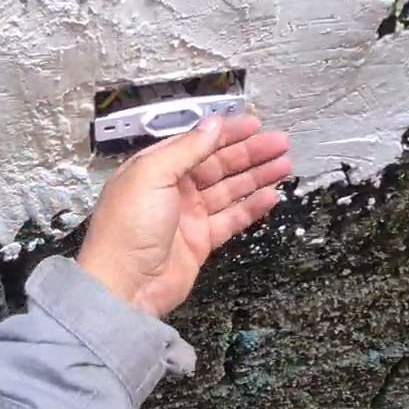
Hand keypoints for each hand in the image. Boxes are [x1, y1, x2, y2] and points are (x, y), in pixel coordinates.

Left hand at [76, 115, 291, 317]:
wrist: (125, 284)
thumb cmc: (128, 227)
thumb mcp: (152, 174)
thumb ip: (186, 148)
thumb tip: (212, 124)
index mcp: (155, 167)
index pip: (197, 143)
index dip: (226, 132)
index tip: (253, 124)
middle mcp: (172, 189)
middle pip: (217, 164)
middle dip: (249, 152)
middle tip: (279, 142)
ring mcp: (187, 216)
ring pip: (229, 189)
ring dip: (256, 176)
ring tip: (284, 164)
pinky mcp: (200, 242)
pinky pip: (231, 219)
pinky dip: (252, 207)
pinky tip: (271, 195)